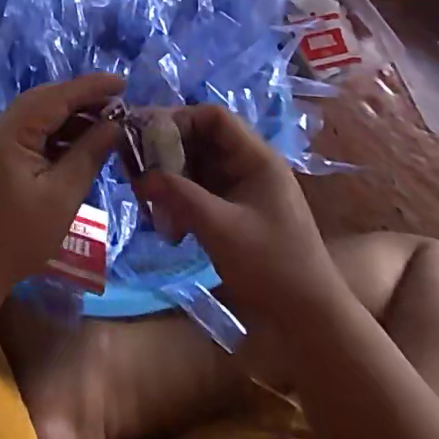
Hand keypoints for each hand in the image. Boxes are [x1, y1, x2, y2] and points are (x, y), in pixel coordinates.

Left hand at [0, 74, 124, 295]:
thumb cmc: (19, 234)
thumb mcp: (62, 194)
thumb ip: (88, 155)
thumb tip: (114, 125)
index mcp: (12, 130)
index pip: (55, 97)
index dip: (90, 87)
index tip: (124, 81)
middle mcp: (2, 127)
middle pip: (46, 101)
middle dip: (83, 99)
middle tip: (122, 102)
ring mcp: (0, 142)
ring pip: (41, 117)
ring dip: (73, 117)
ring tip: (110, 121)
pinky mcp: (3, 157)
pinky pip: (35, 134)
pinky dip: (61, 134)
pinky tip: (85, 143)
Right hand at [134, 105, 342, 323]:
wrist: (308, 321)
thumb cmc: (273, 267)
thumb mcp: (221, 227)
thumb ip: (179, 195)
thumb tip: (139, 176)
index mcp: (256, 160)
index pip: (212, 117)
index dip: (177, 118)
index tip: (144, 136)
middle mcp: (245, 167)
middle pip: (197, 139)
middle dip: (163, 150)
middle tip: (130, 165)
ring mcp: (237, 189)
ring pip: (191, 165)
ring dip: (165, 178)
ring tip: (143, 197)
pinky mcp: (229, 211)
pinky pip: (194, 190)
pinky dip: (174, 199)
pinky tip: (161, 221)